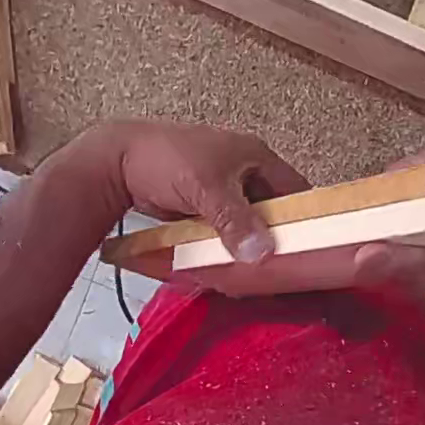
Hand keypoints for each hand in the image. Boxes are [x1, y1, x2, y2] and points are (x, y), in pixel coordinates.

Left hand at [62, 121, 309, 261]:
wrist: (113, 161)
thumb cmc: (166, 160)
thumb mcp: (206, 189)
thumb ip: (236, 221)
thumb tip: (263, 254)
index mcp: (255, 155)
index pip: (295, 188)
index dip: (306, 214)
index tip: (312, 245)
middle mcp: (245, 170)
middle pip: (273, 207)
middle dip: (276, 233)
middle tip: (282, 263)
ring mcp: (224, 187)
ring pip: (249, 220)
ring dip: (251, 241)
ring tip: (259, 269)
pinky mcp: (206, 204)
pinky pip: (227, 227)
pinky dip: (230, 242)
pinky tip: (233, 261)